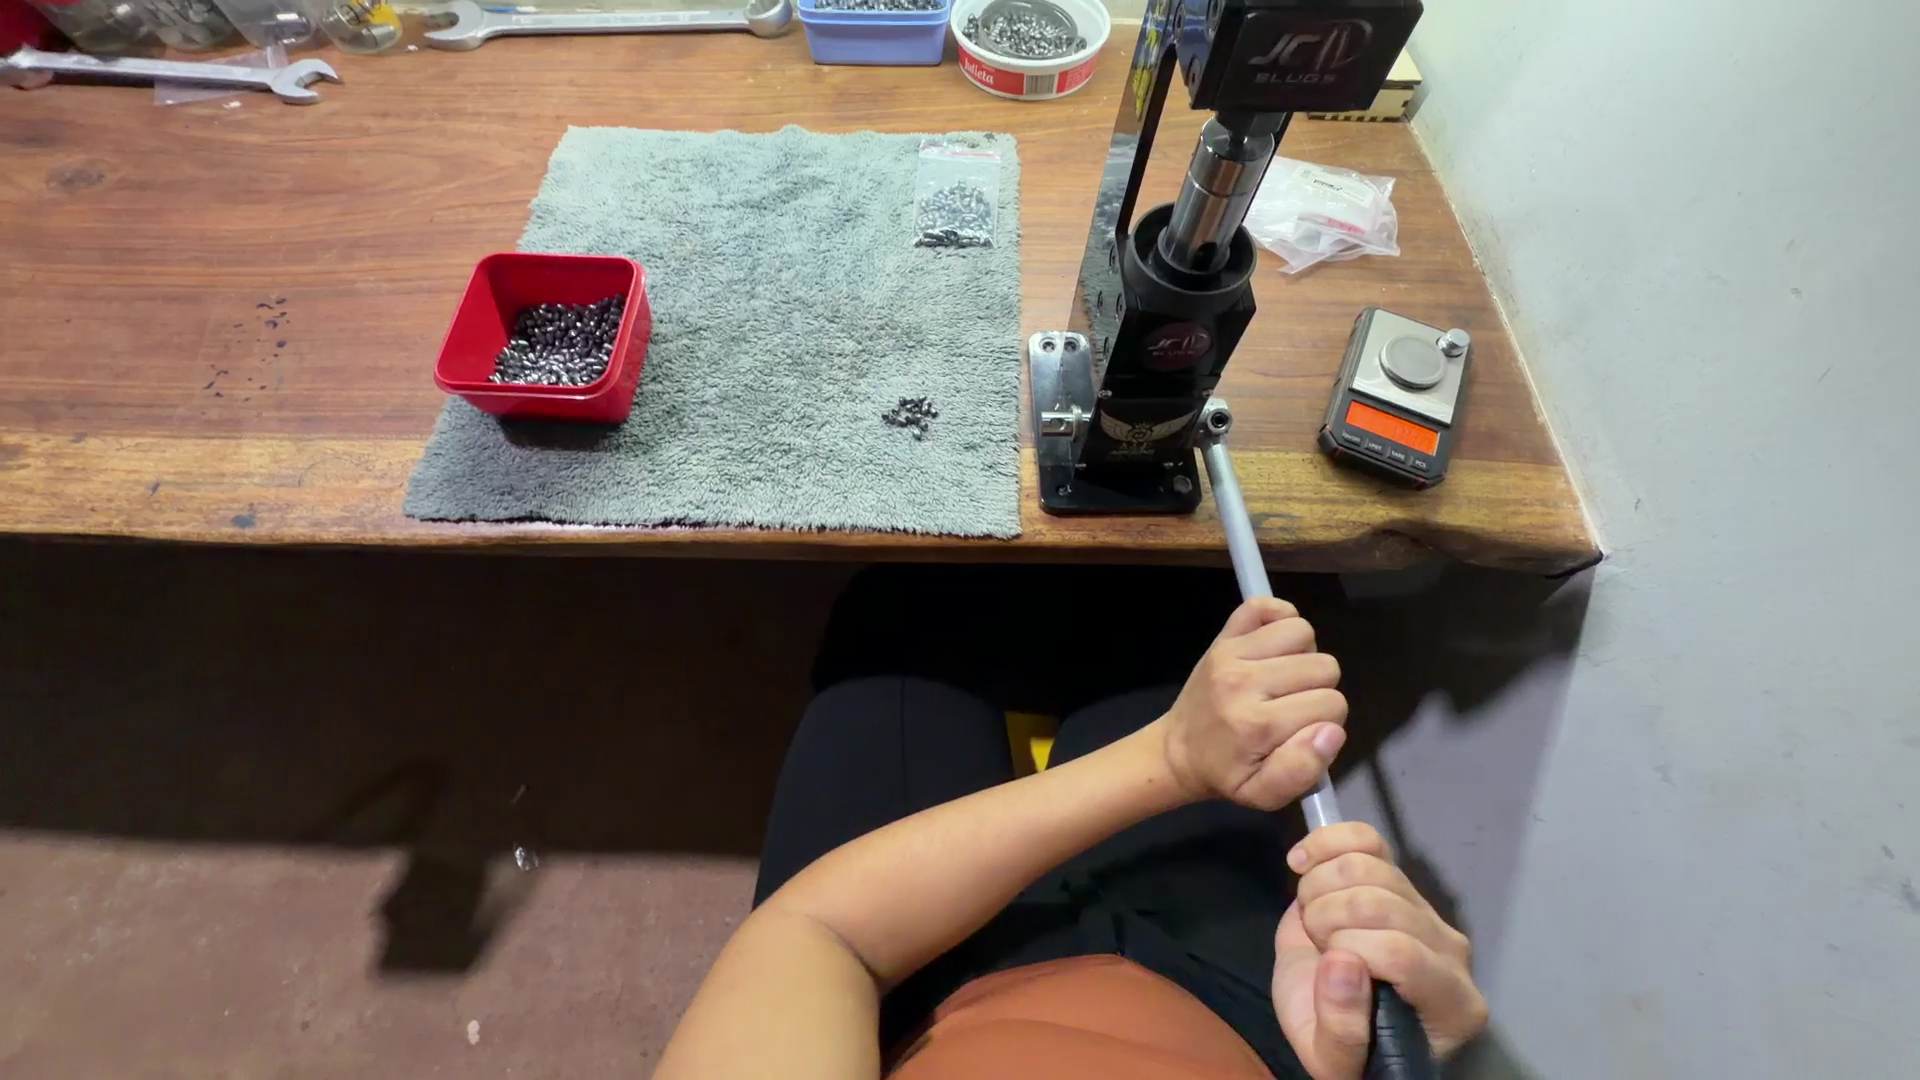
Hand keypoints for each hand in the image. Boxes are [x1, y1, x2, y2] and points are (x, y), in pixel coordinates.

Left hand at [1159, 597, 1348, 808]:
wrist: (1177, 750)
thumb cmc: (1226, 773)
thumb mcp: (1264, 794)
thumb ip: (1302, 769)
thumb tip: (1331, 730)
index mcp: (1256, 724)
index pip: (1332, 704)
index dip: (1327, 720)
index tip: (1303, 731)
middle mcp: (1243, 681)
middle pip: (1324, 665)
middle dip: (1319, 689)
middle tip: (1292, 706)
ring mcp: (1230, 653)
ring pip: (1302, 632)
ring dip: (1303, 655)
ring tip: (1284, 678)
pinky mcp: (1222, 637)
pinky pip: (1264, 606)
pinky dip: (1279, 620)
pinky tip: (1274, 649)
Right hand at [1273, 823, 1487, 1079]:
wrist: (1318, 995)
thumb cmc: (1333, 1032)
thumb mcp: (1329, 1056)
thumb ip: (1341, 1030)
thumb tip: (1344, 962)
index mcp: (1453, 1006)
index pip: (1404, 953)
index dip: (1350, 948)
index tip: (1327, 964)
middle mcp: (1451, 951)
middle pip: (1382, 903)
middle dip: (1326, 915)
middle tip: (1315, 940)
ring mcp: (1424, 906)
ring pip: (1369, 865)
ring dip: (1319, 885)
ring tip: (1311, 913)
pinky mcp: (1392, 871)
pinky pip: (1364, 836)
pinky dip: (1323, 842)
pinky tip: (1303, 863)